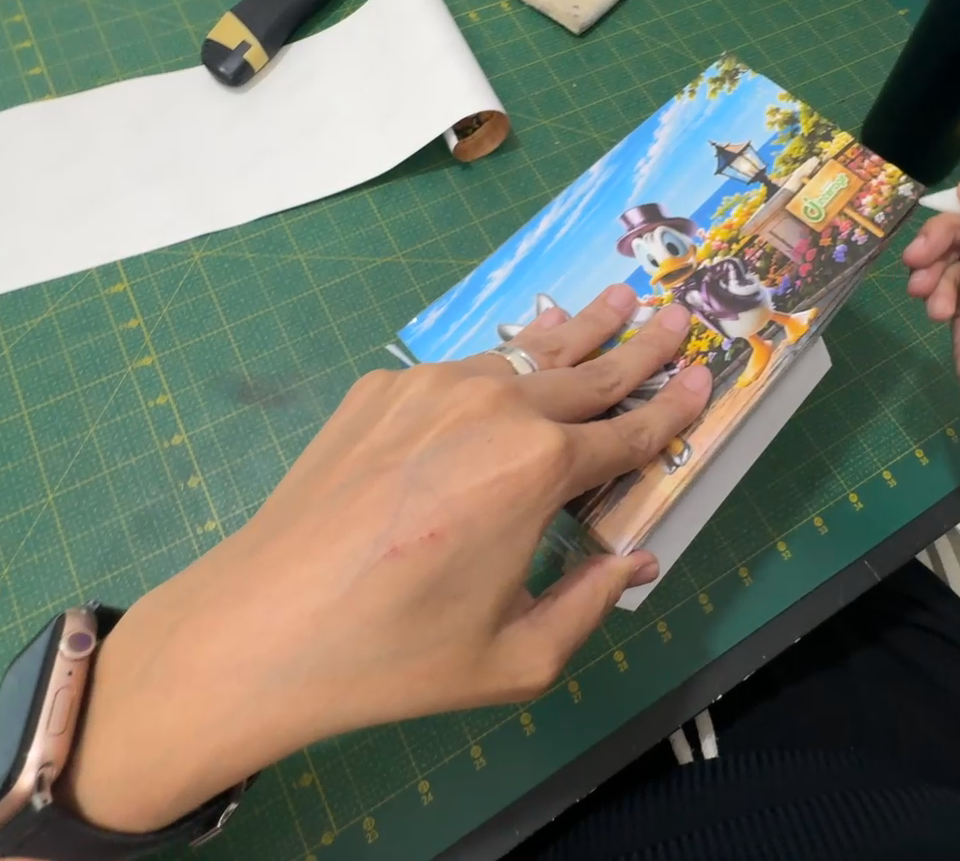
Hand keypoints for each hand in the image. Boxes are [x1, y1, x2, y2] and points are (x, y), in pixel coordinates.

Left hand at [58, 285, 711, 831]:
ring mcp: (433, 385)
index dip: (674, 408)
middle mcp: (495, 406)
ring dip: (576, 333)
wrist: (255, 630)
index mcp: (539, 469)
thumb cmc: (397, 655)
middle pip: (589, 372)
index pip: (628, 433)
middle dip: (640, 347)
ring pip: (526, 355)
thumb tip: (636, 559)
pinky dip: (501, 364)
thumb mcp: (517, 658)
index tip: (704, 375)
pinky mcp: (384, 385)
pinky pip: (461, 371)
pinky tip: (514, 359)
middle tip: (675, 315)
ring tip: (614, 302)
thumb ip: (591, 602)